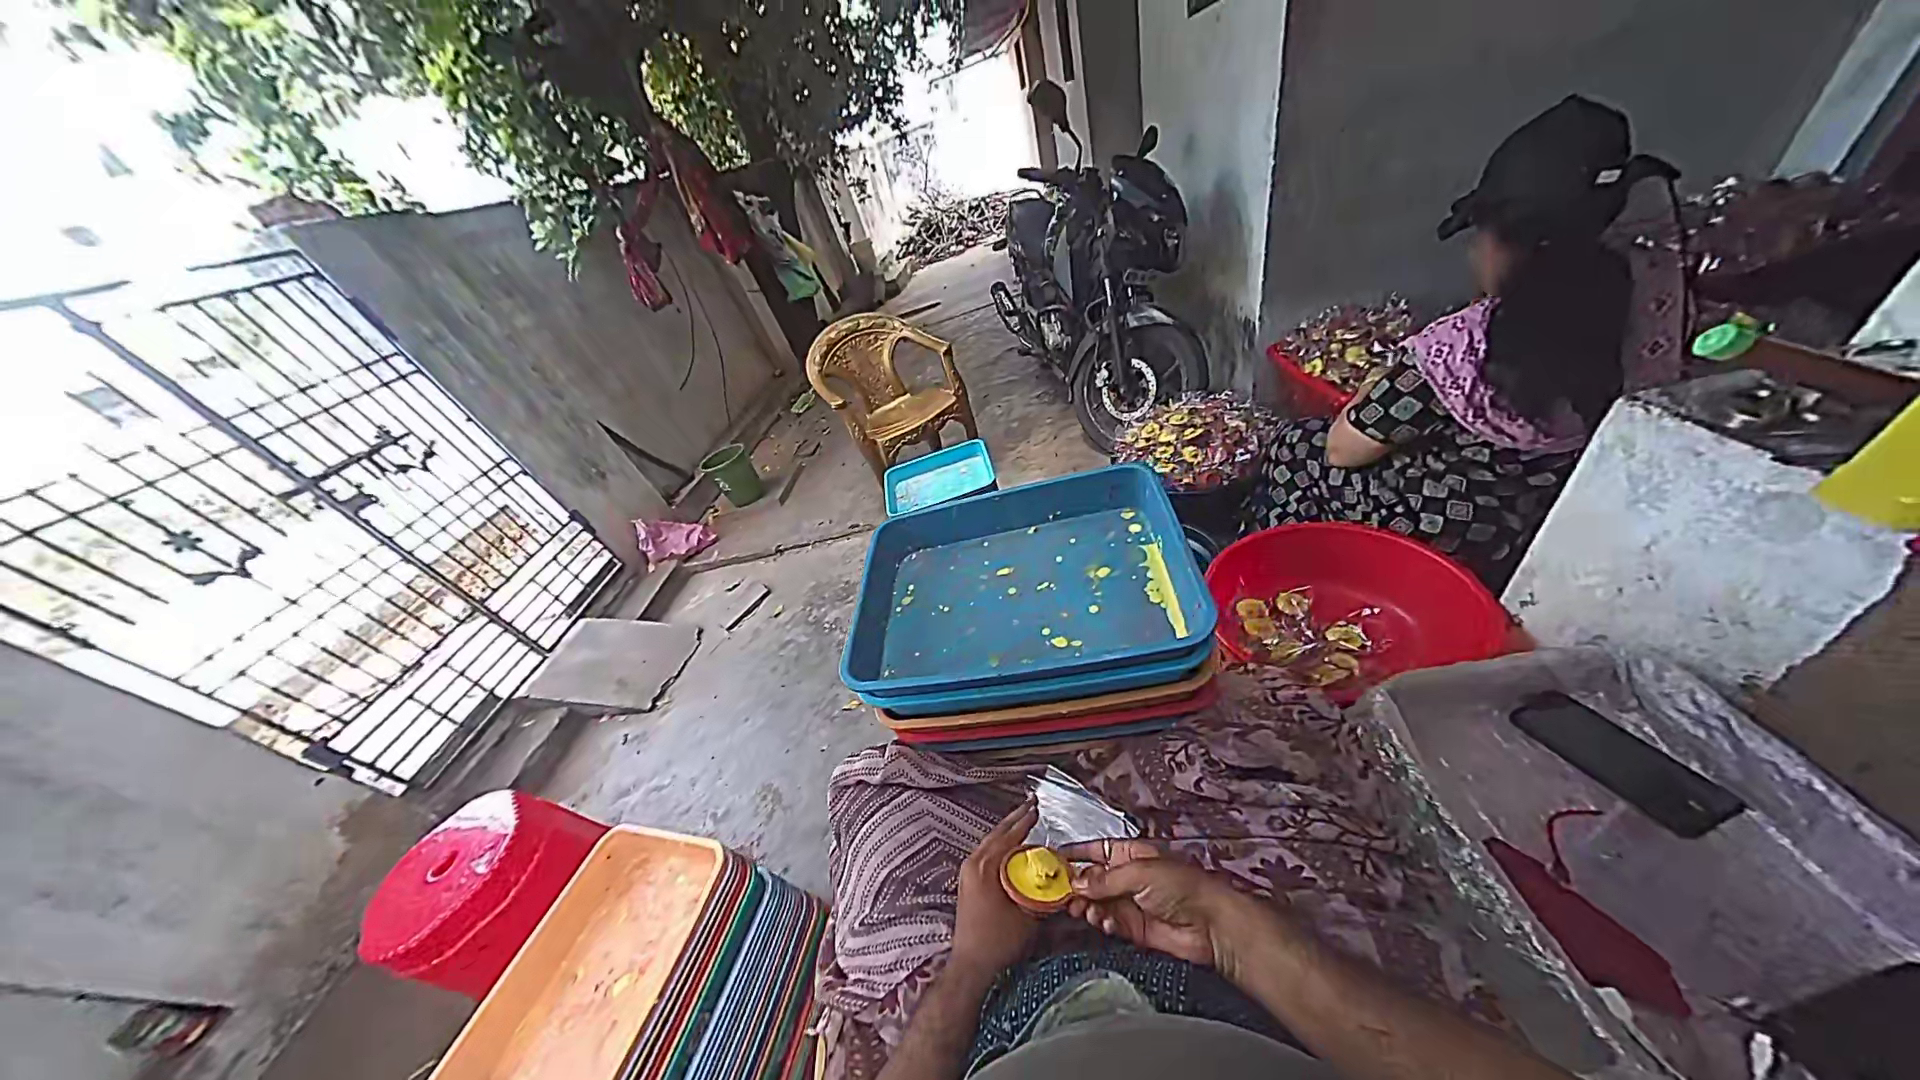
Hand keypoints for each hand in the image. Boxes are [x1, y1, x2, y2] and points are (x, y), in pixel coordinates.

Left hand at [949, 799, 1041, 984]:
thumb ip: (1042, 894)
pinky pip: (986, 853)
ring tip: (1024, 821)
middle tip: (1031, 806)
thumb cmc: (999, 940)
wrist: (971, 963)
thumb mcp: (1028, 916)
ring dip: (1007, 832)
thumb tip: (1058, 879)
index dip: (1024, 822)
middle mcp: (973, 863)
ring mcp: (967, 871)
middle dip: (1015, 820)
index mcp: (985, 866)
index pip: (1008, 836)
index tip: (1037, 808)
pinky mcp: (967, 881)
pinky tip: (1011, 848)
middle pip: (997, 834)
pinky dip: (1001, 846)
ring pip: (990, 843)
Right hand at [1062, 839, 1252, 975]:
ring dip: (1088, 906)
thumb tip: (1077, 882)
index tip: (1055, 859)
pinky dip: (1104, 923)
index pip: (1096, 850)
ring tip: (1084, 910)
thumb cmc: (1182, 886)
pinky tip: (1104, 922)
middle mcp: (1127, 877)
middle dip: (1078, 886)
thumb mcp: (1138, 873)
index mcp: (1130, 854)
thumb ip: (1105, 879)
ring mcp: (1130, 903)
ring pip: (1098, 903)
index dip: (1076, 854)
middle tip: (1065, 894)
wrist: (1210, 926)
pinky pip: (1110, 923)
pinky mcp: (1135, 928)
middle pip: (1093, 879)